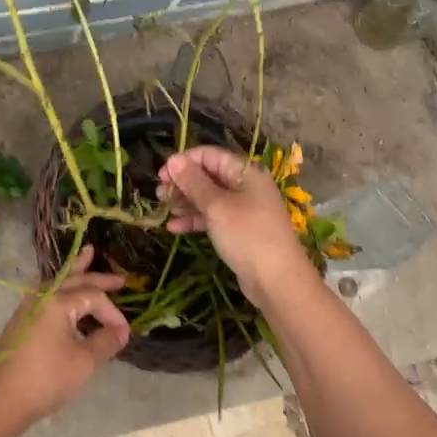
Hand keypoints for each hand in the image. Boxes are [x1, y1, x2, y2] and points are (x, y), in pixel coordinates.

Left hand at [0, 246, 129, 434]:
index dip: (112, 313)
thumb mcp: (84, 362)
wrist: (3, 400)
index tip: (124, 334)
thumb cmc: (47, 379)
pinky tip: (61, 286)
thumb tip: (122, 330)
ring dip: (74, 273)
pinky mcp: (20, 321)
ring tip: (87, 258)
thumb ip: (106, 341)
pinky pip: (45, 294)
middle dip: (96, 276)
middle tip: (118, 278)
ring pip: (56, 282)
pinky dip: (60, 287)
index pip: (93, 297)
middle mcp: (40, 297)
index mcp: (57, 302)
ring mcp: (27, 307)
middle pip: (73, 280)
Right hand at [157, 145, 310, 302]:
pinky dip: (195, 220)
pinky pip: (213, 217)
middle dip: (182, 183)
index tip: (161, 175)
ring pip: (208, 197)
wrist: (277, 280)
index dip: (184, 161)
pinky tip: (175, 227)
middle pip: (208, 175)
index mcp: (246, 172)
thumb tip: (173, 160)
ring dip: (185, 202)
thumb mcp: (217, 206)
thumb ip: (194, 182)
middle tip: (159, 194)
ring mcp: (243, 208)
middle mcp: (246, 186)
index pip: (210, 155)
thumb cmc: (247, 236)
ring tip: (164, 210)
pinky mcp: (239, 229)